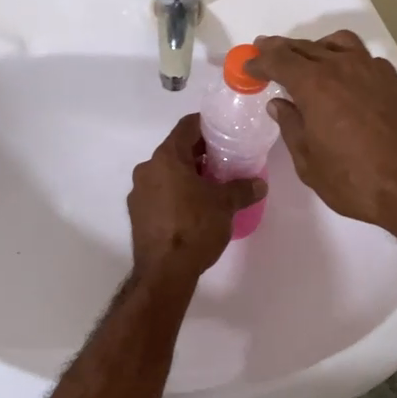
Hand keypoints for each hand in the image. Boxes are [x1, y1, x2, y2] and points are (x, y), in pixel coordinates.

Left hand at [128, 114, 265, 282]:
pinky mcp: (137, 213)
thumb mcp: (225, 205)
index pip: (187, 126)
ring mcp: (138, 192)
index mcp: (167, 157)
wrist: (165, 272)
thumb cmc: (195, 227)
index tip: (223, 131)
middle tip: (224, 161)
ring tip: (210, 186)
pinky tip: (192, 208)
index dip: (206, 125)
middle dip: (199, 153)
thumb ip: (243, 189)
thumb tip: (259, 184)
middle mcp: (147, 168)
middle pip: (176, 150)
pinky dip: (174, 193)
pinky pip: (158, 192)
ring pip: (166, 172)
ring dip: (186, 174)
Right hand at [247, 31, 396, 232]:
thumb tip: (279, 105)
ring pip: (337, 43)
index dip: (260, 61)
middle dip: (282, 49)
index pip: (279, 61)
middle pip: (305, 47)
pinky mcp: (393, 80)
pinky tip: (343, 77)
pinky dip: (344, 58)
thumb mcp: (310, 163)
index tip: (249, 66)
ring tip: (306, 59)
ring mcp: (371, 70)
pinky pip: (362, 57)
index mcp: (315, 85)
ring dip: (315, 46)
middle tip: (266, 52)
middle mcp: (342, 67)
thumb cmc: (355, 181)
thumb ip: (292, 128)